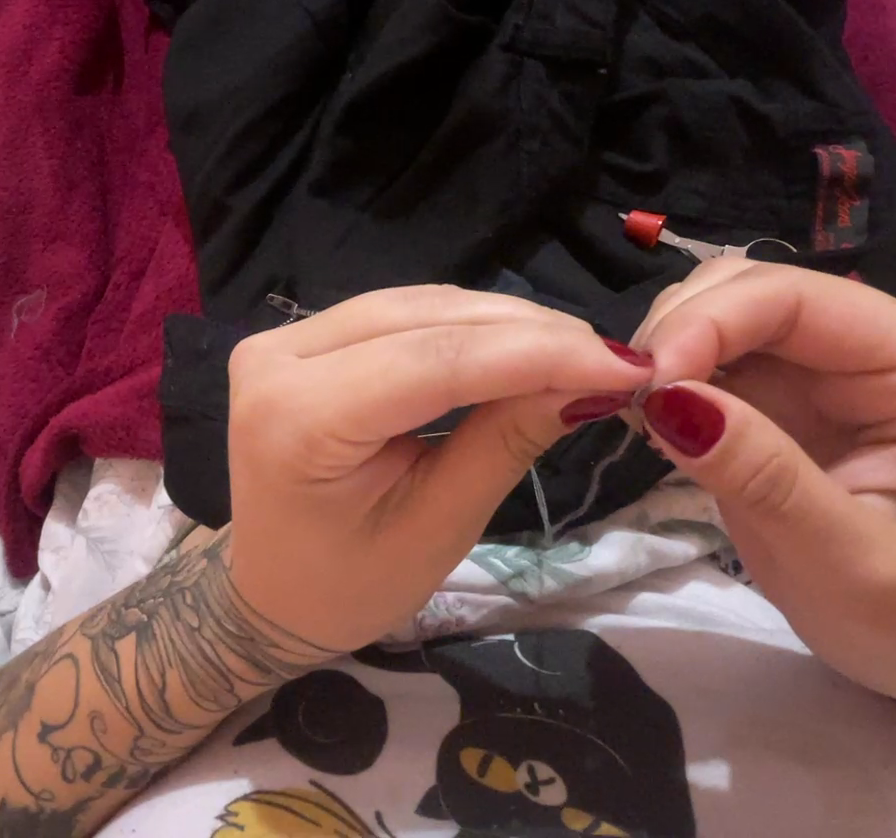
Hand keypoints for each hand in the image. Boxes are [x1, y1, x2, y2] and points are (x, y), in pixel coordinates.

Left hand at [224, 285, 654, 653]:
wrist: (267, 590)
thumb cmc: (346, 585)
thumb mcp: (438, 528)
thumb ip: (507, 440)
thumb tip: (594, 378)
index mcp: (297, 419)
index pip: (434, 362)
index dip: (537, 354)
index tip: (627, 364)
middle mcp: (278, 356)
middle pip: (425, 319)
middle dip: (528, 332)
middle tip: (613, 357)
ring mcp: (283, 337)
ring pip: (415, 305)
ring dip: (502, 323)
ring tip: (577, 351)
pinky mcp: (301, 335)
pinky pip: (397, 313)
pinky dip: (464, 326)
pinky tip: (516, 342)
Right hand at [628, 259, 895, 725]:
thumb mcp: (854, 569)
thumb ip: (765, 478)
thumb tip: (666, 400)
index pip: (799, 297)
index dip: (709, 322)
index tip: (646, 385)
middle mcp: (879, 346)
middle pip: (753, 288)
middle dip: (680, 330)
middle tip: (630, 402)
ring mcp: (828, 367)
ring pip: (722, 310)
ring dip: (668, 347)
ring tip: (640, 413)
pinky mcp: (788, 396)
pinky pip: (713, 356)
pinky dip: (670, 376)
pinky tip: (653, 418)